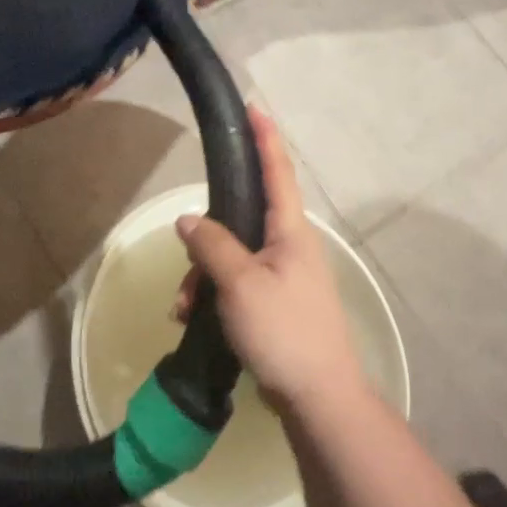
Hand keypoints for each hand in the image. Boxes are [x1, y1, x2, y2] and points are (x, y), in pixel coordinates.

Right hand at [173, 109, 366, 409]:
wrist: (320, 399)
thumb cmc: (285, 331)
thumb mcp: (240, 284)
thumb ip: (212, 245)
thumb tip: (188, 219)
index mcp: (289, 232)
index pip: (278, 172)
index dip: (266, 138)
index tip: (254, 108)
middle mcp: (288, 247)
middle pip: (239, 220)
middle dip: (205, 238)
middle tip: (187, 267)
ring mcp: (283, 277)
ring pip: (230, 256)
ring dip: (202, 276)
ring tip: (186, 307)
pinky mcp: (274, 305)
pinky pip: (234, 285)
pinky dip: (212, 296)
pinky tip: (193, 320)